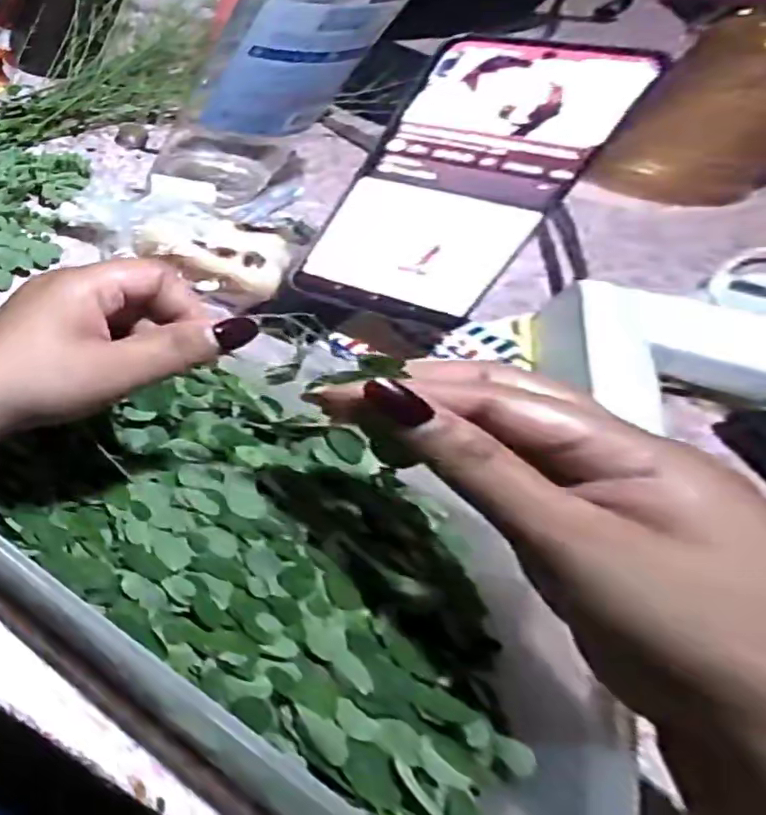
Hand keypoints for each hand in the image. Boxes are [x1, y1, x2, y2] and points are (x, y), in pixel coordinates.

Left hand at [0, 259, 254, 433]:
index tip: (201, 352)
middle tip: (165, 370)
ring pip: (114, 313)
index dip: (189, 309)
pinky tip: (100, 377)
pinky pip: (88, 326)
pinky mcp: (37, 325)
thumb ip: (175, 349)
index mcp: (87, 280)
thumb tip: (239, 330)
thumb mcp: (115, 370)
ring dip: (135, 341)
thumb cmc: (43, 381)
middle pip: (137, 292)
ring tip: (128, 379)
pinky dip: (107, 347)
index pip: (158, 274)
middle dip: (162, 327)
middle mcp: (67, 282)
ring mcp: (48, 303)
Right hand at [313, 362, 765, 806]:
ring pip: (502, 429)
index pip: (498, 395)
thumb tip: (389, 398)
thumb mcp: (566, 539)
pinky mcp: (583, 522)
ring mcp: (602, 488)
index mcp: (629, 446)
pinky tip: (418, 451)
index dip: (414, 388)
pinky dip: (453, 451)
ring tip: (364, 414)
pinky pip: (507, 468)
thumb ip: (476, 463)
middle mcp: (615, 452)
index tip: (335, 394)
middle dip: (418, 389)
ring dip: (431, 415)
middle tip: (339, 397)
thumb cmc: (677, 624)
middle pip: (502, 397)